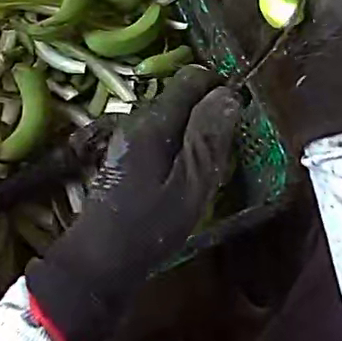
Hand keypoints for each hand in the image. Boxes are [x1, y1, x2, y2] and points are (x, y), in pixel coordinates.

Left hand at [25, 65, 238, 340]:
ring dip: (196, 129)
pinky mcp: (126, 155)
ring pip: (171, 115)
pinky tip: (189, 173)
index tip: (242, 111)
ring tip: (217, 160)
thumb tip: (227, 94)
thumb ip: (207, 138)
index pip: (190, 79)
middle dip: (209, 109)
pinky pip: (161, 134)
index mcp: (153, 120)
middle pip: (180, 96)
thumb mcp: (189, 185)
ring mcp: (128, 136)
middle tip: (233, 142)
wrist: (99, 262)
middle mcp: (137, 119)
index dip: (220, 86)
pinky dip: (181, 144)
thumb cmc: (149, 226)